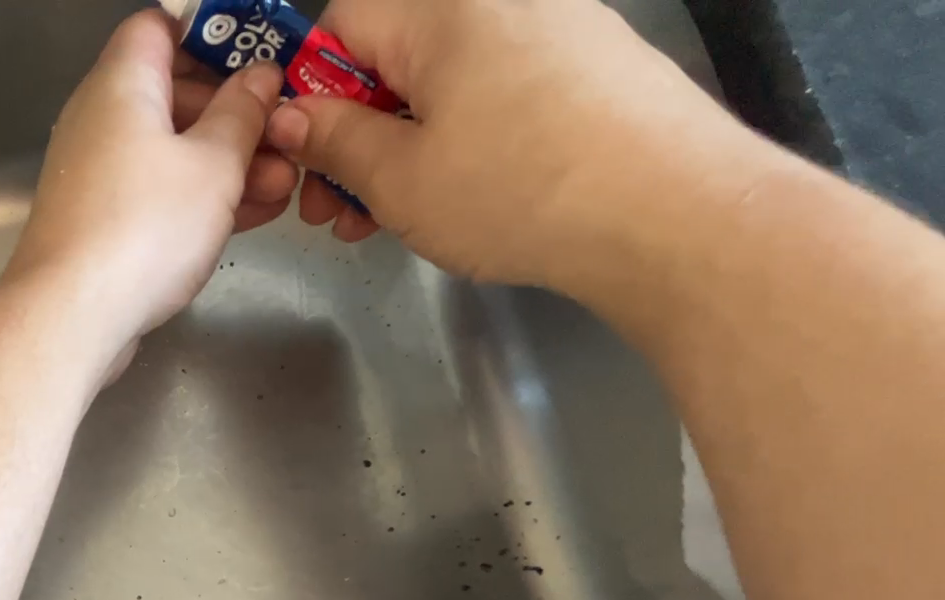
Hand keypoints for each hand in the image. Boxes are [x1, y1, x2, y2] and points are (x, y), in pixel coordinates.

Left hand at [2, 10, 295, 356]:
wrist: (70, 319)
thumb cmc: (145, 228)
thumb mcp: (214, 163)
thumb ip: (244, 114)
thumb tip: (258, 78)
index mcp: (120, 84)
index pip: (161, 28)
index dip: (213, 36)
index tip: (259, 61)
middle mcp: (100, 124)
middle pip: (174, 96)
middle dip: (237, 116)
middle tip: (286, 141)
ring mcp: (97, 180)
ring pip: (171, 155)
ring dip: (228, 167)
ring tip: (284, 187)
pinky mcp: (99, 228)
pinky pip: (156, 198)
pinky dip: (198, 202)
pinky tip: (249, 218)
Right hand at [262, 0, 757, 287]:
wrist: (669, 214)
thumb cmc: (515, 190)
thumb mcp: (398, 177)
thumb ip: (333, 141)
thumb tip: (287, 116)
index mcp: (445, 13)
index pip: (343, 22)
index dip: (307, 88)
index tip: (302, 153)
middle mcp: (499, 3)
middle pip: (389, 58)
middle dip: (346, 134)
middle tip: (329, 208)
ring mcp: (551, 31)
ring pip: (435, 87)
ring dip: (391, 151)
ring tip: (375, 220)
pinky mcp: (583, 69)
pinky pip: (486, 97)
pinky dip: (448, 145)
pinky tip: (441, 201)